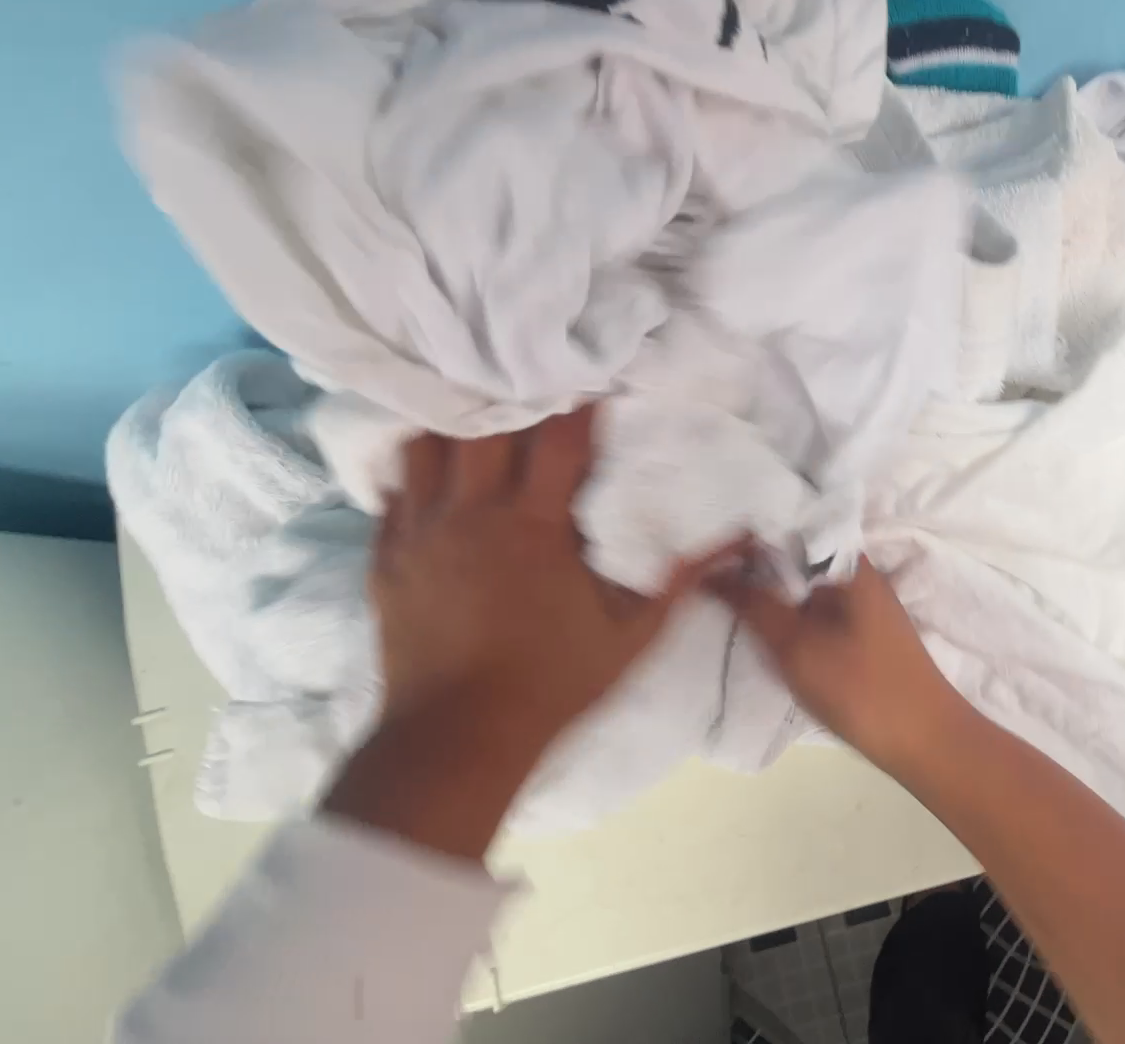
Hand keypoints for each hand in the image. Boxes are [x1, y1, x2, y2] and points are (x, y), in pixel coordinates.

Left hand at [370, 406, 724, 745]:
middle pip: (485, 426)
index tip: (594, 387)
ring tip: (484, 425)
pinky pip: (393, 490)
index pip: (559, 440)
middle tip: (536, 392)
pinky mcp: (385, 557)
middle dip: (514, 403)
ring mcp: (420, 534)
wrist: (458, 737)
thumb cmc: (556, 682)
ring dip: (459, 429)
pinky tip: (440, 476)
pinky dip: (418, 472)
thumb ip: (683, 580)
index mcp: (537, 528)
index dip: (579, 407)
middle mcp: (473, 516)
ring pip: (427, 445)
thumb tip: (738, 542)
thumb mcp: (635, 634)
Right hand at [707, 555, 971, 765]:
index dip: (751, 534)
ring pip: (807, 588)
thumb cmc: (861, 688)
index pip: (793, 527)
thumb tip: (713, 572)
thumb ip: (754, 604)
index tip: (711, 544)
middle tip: (707, 574)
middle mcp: (860, 575)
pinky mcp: (864, 633)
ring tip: (726, 597)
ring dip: (773, 595)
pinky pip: (819, 612)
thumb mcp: (796, 646)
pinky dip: (792, 617)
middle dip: (757, 567)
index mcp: (850, 564)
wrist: (924, 740)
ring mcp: (864, 605)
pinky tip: (765, 630)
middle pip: (799, 558)